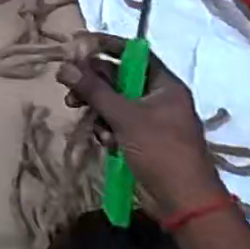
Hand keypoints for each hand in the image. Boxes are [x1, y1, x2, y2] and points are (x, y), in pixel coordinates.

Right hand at [59, 35, 227, 214]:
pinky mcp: (141, 140)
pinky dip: (107, 130)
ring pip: (113, 103)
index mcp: (164, 84)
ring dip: (97, 110)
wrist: (185, 203)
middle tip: (68, 87)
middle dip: (92, 83)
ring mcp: (150, 120)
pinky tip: (106, 143)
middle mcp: (157, 97)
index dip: (104, 45)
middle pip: (118, 78)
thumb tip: (64, 66)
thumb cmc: (162, 151)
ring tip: (83, 117)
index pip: (132, 52)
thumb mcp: (125, 117)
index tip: (76, 45)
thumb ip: (94, 90)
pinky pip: (116, 124)